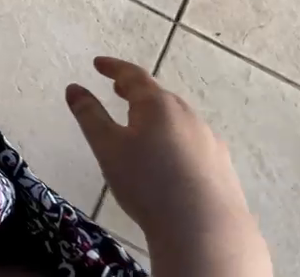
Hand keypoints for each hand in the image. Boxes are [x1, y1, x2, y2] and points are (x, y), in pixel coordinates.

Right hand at [67, 57, 271, 276]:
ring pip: (179, 120)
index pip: (133, 75)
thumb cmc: (149, 183)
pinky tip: (169, 158)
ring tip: (141, 125)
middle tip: (118, 90)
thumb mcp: (106, 146)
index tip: (98, 64)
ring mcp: (211, 144)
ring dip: (157, 116)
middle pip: (160, 96)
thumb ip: (88, 114)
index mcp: (158, 106)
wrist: (209, 236)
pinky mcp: (224, 170)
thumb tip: (74, 88)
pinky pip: (193, 142)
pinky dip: (174, 138)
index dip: (113, 67)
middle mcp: (189, 118)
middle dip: (137, 91)